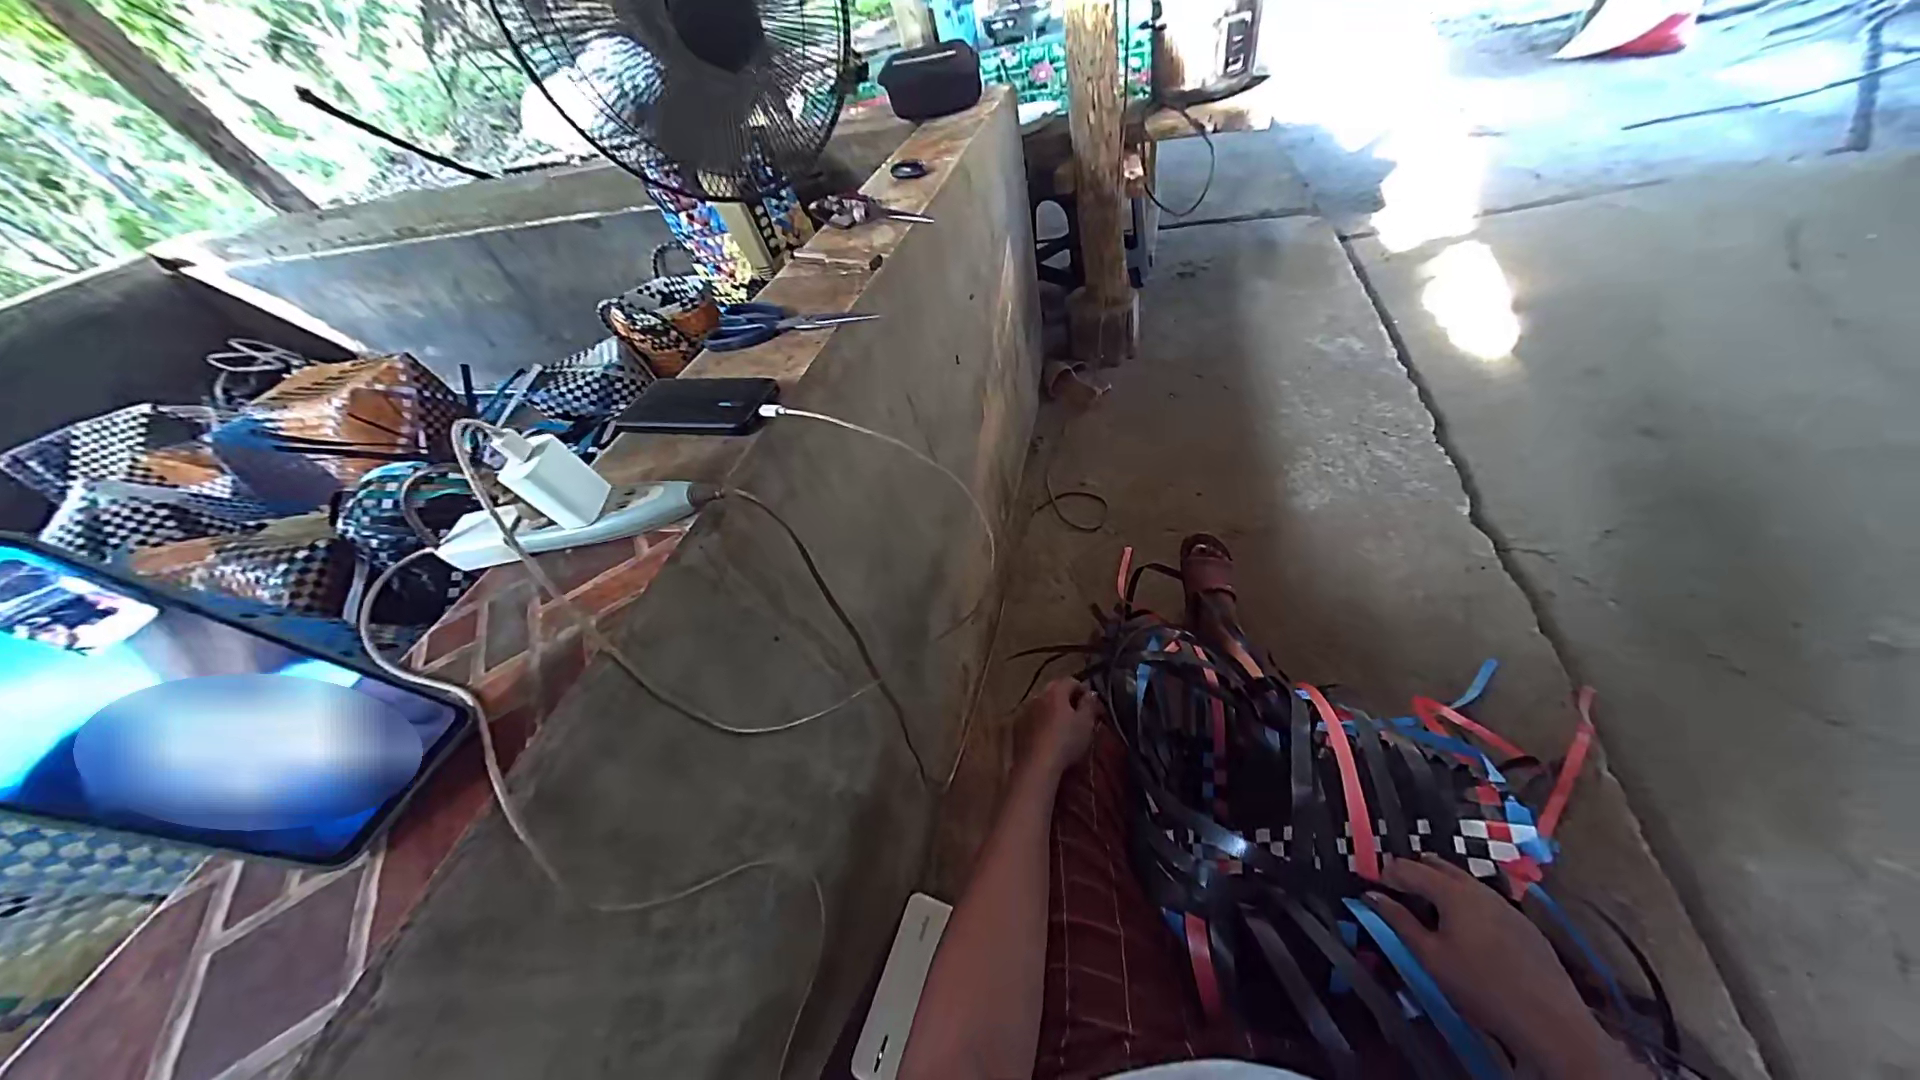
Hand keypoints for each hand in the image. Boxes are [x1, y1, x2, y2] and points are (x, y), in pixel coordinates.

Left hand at [1016, 677, 1101, 775]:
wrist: (1036, 765)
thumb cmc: (1066, 742)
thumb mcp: (1086, 723)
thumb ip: (1089, 704)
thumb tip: (1091, 693)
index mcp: (1055, 691)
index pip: (1071, 681)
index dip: (1083, 690)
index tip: (1091, 705)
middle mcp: (1037, 695)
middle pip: (1055, 691)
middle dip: (1067, 699)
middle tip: (1078, 715)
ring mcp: (1024, 710)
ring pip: (1042, 704)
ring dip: (1052, 710)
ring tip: (1062, 726)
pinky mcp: (1017, 726)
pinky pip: (1032, 718)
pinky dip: (1040, 722)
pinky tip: (1046, 736)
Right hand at [1368, 855, 1644, 1079]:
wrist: (1553, 1024)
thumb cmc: (1481, 987)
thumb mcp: (1430, 956)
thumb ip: (1398, 921)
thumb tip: (1372, 896)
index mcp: (1451, 891)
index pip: (1407, 867)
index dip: (1385, 873)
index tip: (1372, 885)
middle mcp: (1478, 889)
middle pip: (1437, 865)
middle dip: (1413, 872)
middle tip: (1396, 890)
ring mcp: (1505, 904)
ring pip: (1463, 880)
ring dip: (1439, 884)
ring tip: (1427, 906)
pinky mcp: (1523, 923)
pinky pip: (1484, 898)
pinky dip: (1464, 900)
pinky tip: (1465, 926)